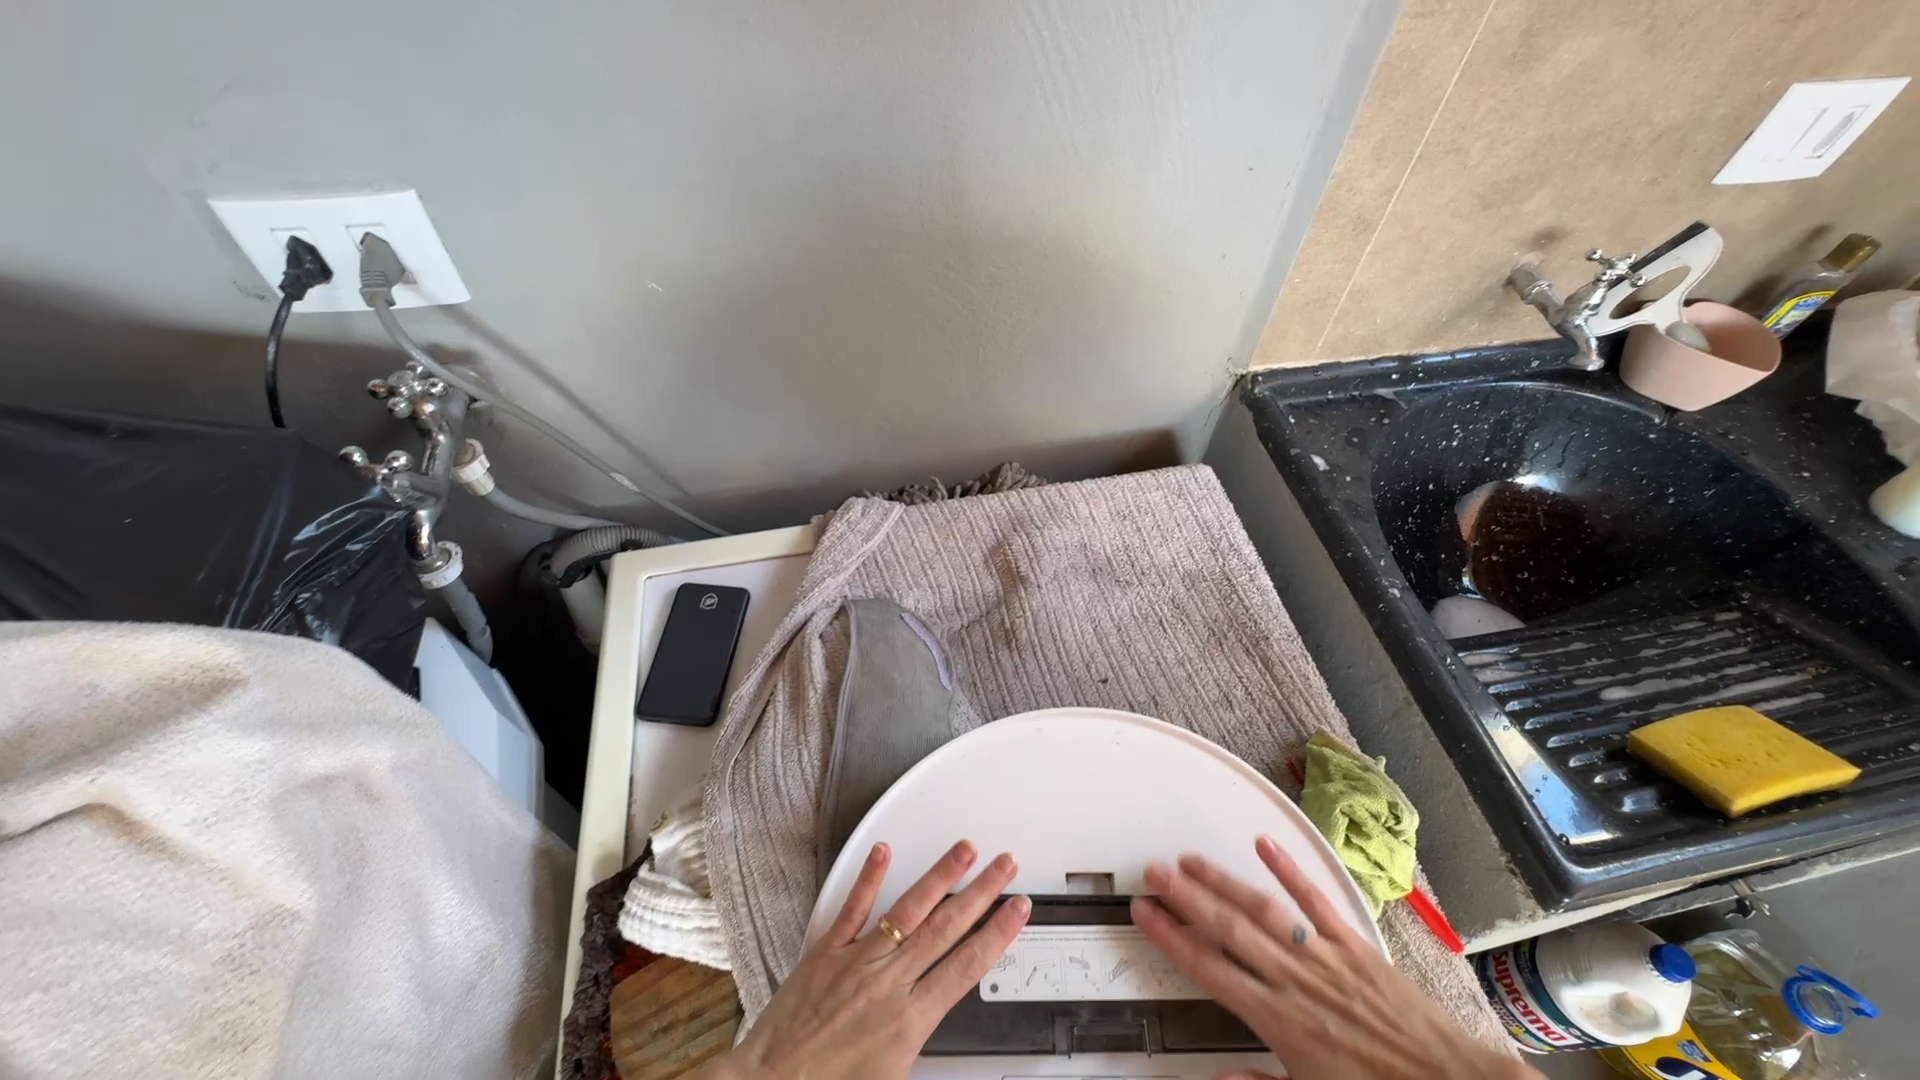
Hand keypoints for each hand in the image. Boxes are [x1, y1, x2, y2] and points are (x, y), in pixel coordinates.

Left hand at [698, 839, 1029, 1079]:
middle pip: (946, 928)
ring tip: (963, 850)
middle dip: (981, 892)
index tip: (1017, 910)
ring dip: (940, 877)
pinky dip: (869, 878)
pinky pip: (853, 909)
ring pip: (908, 911)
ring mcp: (858, 961)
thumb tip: (946, 1025)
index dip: (998, 934)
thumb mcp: (894, 1077)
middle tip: (1003, 865)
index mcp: (909, 1020)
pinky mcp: (827, 952)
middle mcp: (888, 983)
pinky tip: (884, 852)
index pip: (967, 966)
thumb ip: (922, 1041)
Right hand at [1130, 836, 1539, 1079]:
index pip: (1210, 969)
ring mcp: (1324, 956)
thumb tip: (1212, 1077)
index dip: (1172, 938)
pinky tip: (1264, 845)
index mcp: (1278, 1020)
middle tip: (1154, 871)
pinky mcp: (1354, 945)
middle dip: (1186, 897)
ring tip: (1191, 859)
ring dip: (1223, 881)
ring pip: (1263, 909)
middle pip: (1228, 929)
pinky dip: (1289, 871)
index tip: (1145, 912)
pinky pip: (1316, 902)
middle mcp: (1293, 979)